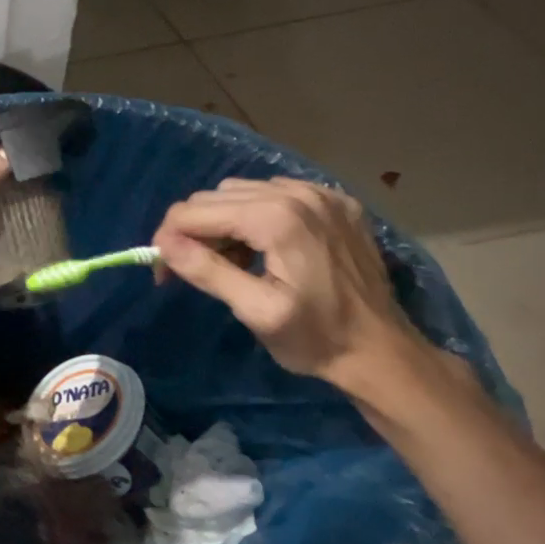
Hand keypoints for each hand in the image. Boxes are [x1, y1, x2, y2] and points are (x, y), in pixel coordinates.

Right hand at [153, 177, 427, 389]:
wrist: (382, 351)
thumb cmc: (315, 338)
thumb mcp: (256, 311)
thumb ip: (208, 271)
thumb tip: (162, 245)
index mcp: (276, 219)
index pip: (193, 211)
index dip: (168, 239)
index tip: (164, 275)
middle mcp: (298, 194)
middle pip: (214, 197)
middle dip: (191, 231)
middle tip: (189, 272)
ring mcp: (321, 194)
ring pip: (240, 192)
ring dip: (222, 223)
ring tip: (228, 263)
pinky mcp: (336, 203)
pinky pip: (274, 194)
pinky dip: (254, 216)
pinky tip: (261, 249)